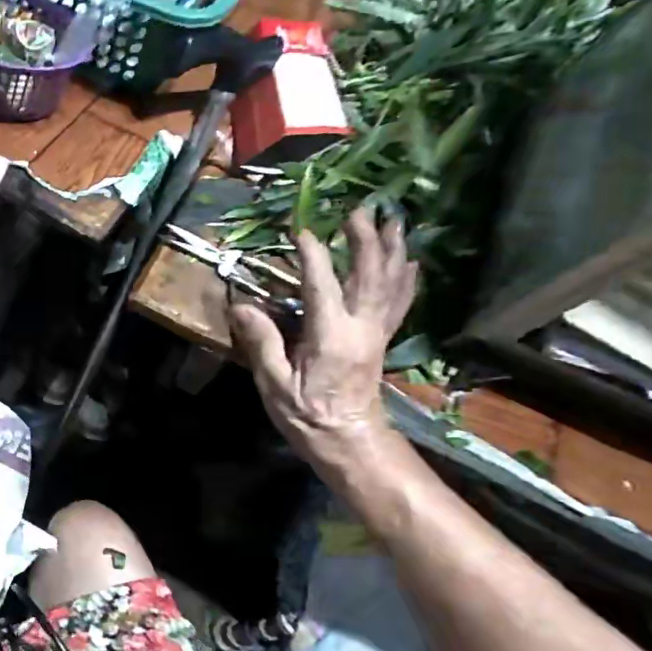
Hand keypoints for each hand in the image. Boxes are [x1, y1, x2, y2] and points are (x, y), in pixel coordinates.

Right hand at [228, 206, 417, 466]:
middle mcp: (362, 328)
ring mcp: (377, 333)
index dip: (312, 255)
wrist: (349, 441)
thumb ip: (262, 343)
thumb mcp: (275, 384)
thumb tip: (242, 305)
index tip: (300, 230)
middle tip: (360, 210)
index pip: (322, 285)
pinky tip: (409, 261)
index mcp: (332, 337)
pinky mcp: (382, 340)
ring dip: (392, 250)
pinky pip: (399, 302)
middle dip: (365, 240)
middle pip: (370, 275)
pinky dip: (406, 278)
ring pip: (391, 283)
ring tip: (393, 221)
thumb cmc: (306, 415)